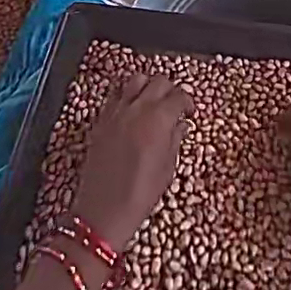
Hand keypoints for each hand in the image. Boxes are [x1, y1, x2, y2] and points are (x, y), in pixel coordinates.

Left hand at [70, 73, 190, 249]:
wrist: (104, 209)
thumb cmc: (142, 192)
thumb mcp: (167, 167)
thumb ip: (175, 139)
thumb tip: (182, 124)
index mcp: (159, 118)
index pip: (179, 96)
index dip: (188, 102)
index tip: (189, 112)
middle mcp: (138, 108)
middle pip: (159, 81)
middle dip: (171, 90)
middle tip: (174, 106)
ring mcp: (117, 112)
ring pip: (135, 80)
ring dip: (148, 86)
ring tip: (152, 102)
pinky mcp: (101, 120)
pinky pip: (116, 96)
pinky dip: (127, 96)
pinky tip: (131, 111)